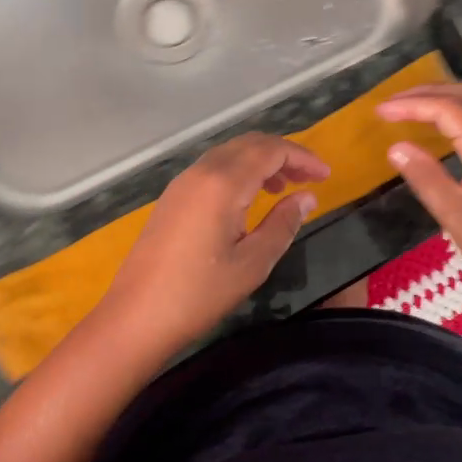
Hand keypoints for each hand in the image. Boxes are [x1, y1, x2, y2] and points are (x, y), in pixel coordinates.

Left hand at [101, 133, 329, 352]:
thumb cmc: (199, 294)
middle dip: (283, 154)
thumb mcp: (252, 263)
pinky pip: (213, 168)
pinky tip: (248, 200)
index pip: (271, 150)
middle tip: (309, 178)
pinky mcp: (172, 198)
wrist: (135, 318)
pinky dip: (238, 172)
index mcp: (223, 183)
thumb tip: (307, 197)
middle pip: (249, 143)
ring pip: (229, 153)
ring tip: (283, 189)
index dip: (302, 157)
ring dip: (260, 161)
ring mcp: (182, 183)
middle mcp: (201, 172)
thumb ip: (283, 224)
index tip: (326, 176)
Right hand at [377, 84, 461, 301]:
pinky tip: (433, 128)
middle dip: (425, 92)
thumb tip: (395, 147)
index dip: (412, 105)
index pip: (447, 109)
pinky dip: (451, 113)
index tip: (380, 112)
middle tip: (391, 103)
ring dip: (439, 99)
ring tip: (406, 109)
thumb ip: (425, 176)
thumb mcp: (454, 214)